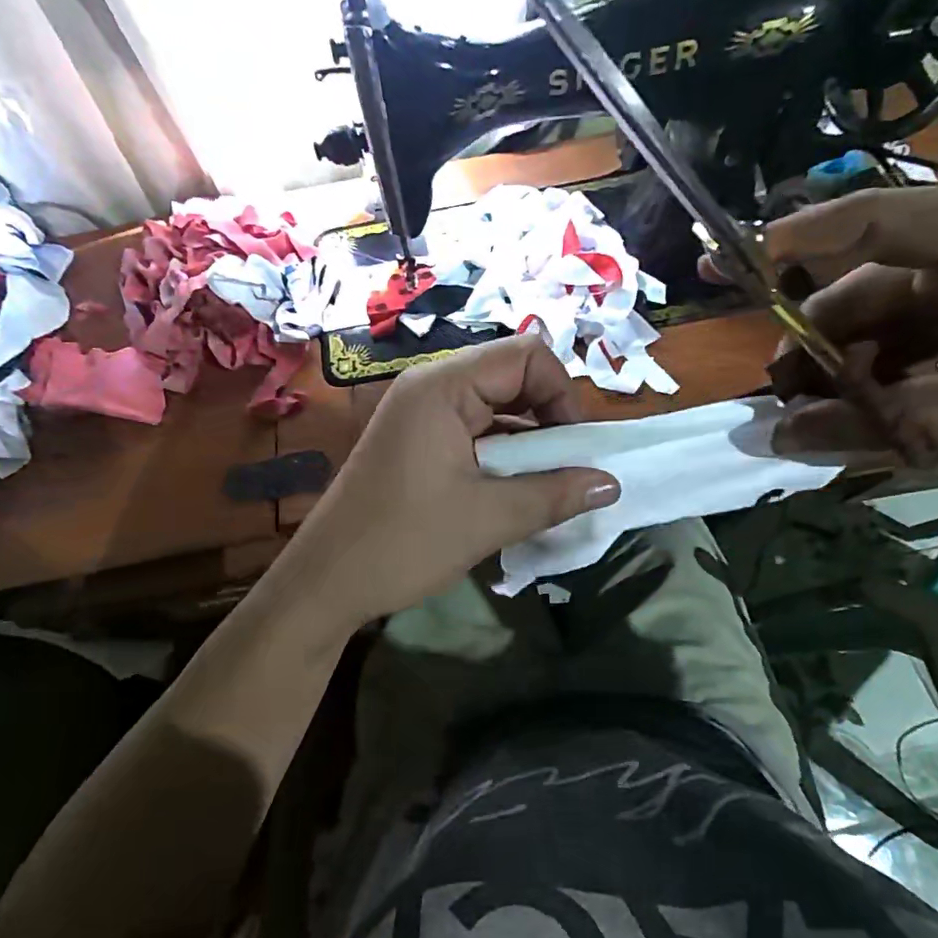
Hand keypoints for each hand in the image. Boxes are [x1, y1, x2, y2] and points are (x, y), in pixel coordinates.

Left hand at [283, 335, 619, 623]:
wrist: (325, 582)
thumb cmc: (403, 543)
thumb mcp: (488, 520)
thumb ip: (555, 495)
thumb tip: (612, 484)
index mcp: (441, 387)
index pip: (525, 355)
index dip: (561, 393)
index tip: (573, 448)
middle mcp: (429, 387)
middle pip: (510, 376)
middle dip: (547, 419)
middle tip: (565, 470)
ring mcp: (418, 415)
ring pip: (494, 408)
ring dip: (526, 442)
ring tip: (544, 487)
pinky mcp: (415, 442)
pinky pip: (472, 431)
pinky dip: (500, 455)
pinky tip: (511, 492)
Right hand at [738, 184, 937, 535]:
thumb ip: (871, 423)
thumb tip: (774, 438)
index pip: (879, 217)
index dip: (798, 238)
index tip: (727, 260)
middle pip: (872, 282)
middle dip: (820, 339)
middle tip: (781, 391)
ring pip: (887, 323)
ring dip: (847, 369)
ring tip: (815, 418)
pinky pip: (914, 348)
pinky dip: (883, 382)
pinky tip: (864, 418)